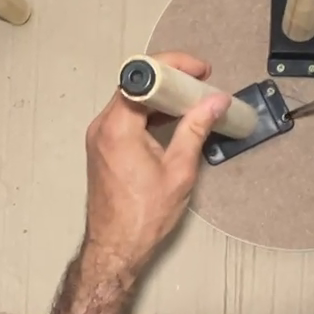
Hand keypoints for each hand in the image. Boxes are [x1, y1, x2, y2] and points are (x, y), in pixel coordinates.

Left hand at [82, 52, 228, 276]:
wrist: (116, 247)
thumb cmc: (142, 217)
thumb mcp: (179, 170)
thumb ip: (196, 129)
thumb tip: (214, 102)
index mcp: (117, 128)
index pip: (143, 77)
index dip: (173, 66)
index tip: (198, 71)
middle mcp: (102, 127)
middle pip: (136, 85)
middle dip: (170, 79)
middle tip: (200, 84)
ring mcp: (99, 138)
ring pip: (131, 100)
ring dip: (161, 97)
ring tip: (192, 101)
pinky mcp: (102, 148)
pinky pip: (125, 117)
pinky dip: (149, 113)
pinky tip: (172, 120)